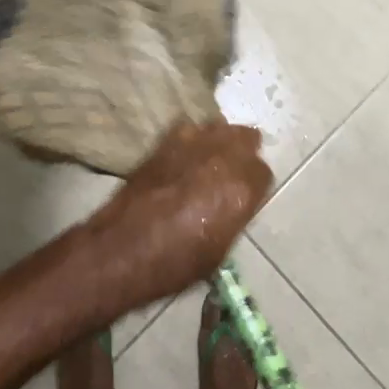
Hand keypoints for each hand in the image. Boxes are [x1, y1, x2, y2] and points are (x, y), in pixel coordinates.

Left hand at [80, 122, 272, 314]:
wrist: (125, 248)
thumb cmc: (177, 262)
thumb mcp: (221, 249)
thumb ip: (235, 214)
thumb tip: (235, 202)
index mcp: (241, 189)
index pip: (263, 172)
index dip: (254, 184)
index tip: (246, 194)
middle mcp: (222, 158)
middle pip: (246, 138)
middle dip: (243, 152)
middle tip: (233, 171)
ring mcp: (192, 143)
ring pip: (218, 126)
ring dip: (219, 139)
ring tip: (211, 158)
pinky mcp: (165, 140)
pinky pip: (189, 128)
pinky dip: (192, 138)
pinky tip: (185, 155)